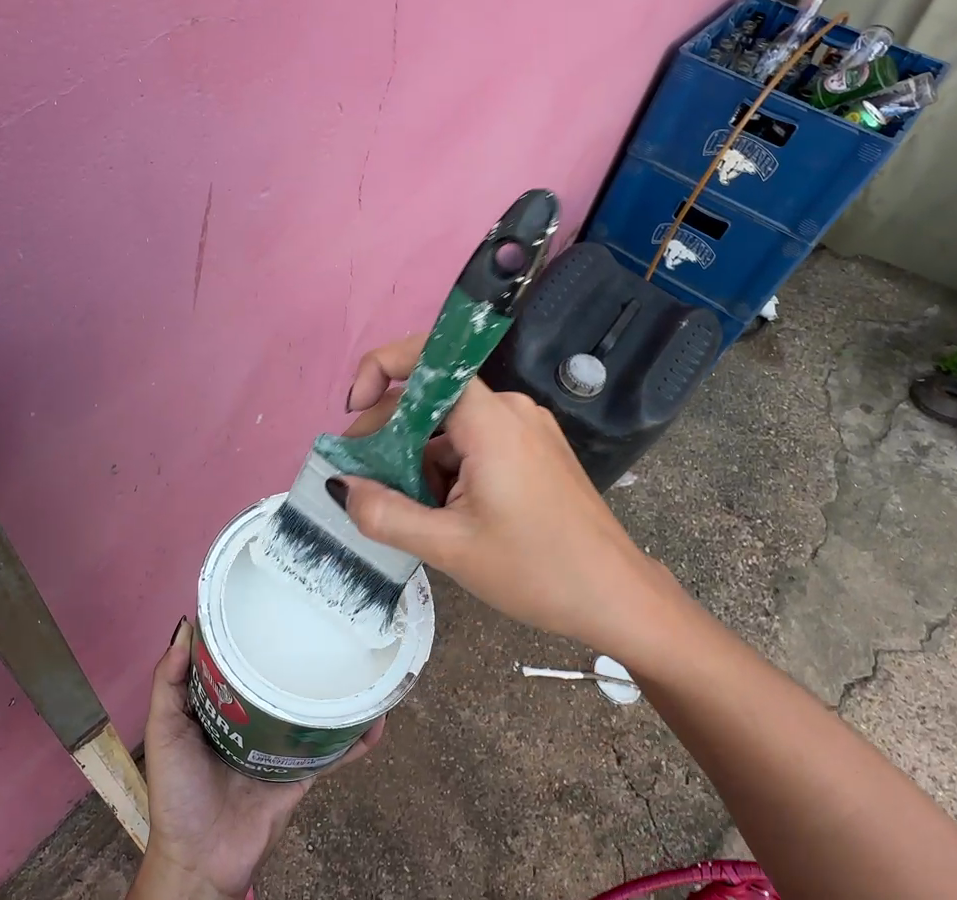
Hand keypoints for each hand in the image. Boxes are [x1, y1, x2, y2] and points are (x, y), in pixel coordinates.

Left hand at [130, 619, 382, 898]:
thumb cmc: (178, 792)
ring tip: (360, 659)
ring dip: (335, 689)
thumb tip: (186, 624)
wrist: (203, 858)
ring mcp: (281, 744)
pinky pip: (334, 751)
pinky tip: (376, 717)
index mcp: (221, 704)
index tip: (271, 595)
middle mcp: (253, 718)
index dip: (252, 630)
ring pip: (311, 708)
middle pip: (280, 679)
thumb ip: (169, 682)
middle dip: (301, 653)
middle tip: (324, 619)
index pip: (239, 658)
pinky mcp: (302, 771)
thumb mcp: (163, 730)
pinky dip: (356, 737)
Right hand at [337, 336, 693, 664]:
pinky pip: (475, 442)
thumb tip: (339, 484)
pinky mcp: (535, 452)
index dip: (381, 369)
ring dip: (416, 456)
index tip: (353, 410)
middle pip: (433, 397)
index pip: (429, 358)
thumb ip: (385, 513)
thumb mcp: (449, 548)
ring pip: (451, 425)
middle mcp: (511, 410)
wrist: (618, 599)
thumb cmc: (536, 570)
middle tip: (360, 477)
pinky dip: (445, 466)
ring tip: (402, 507)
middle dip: (388, 431)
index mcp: (491, 420)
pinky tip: (438, 510)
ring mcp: (527, 430)